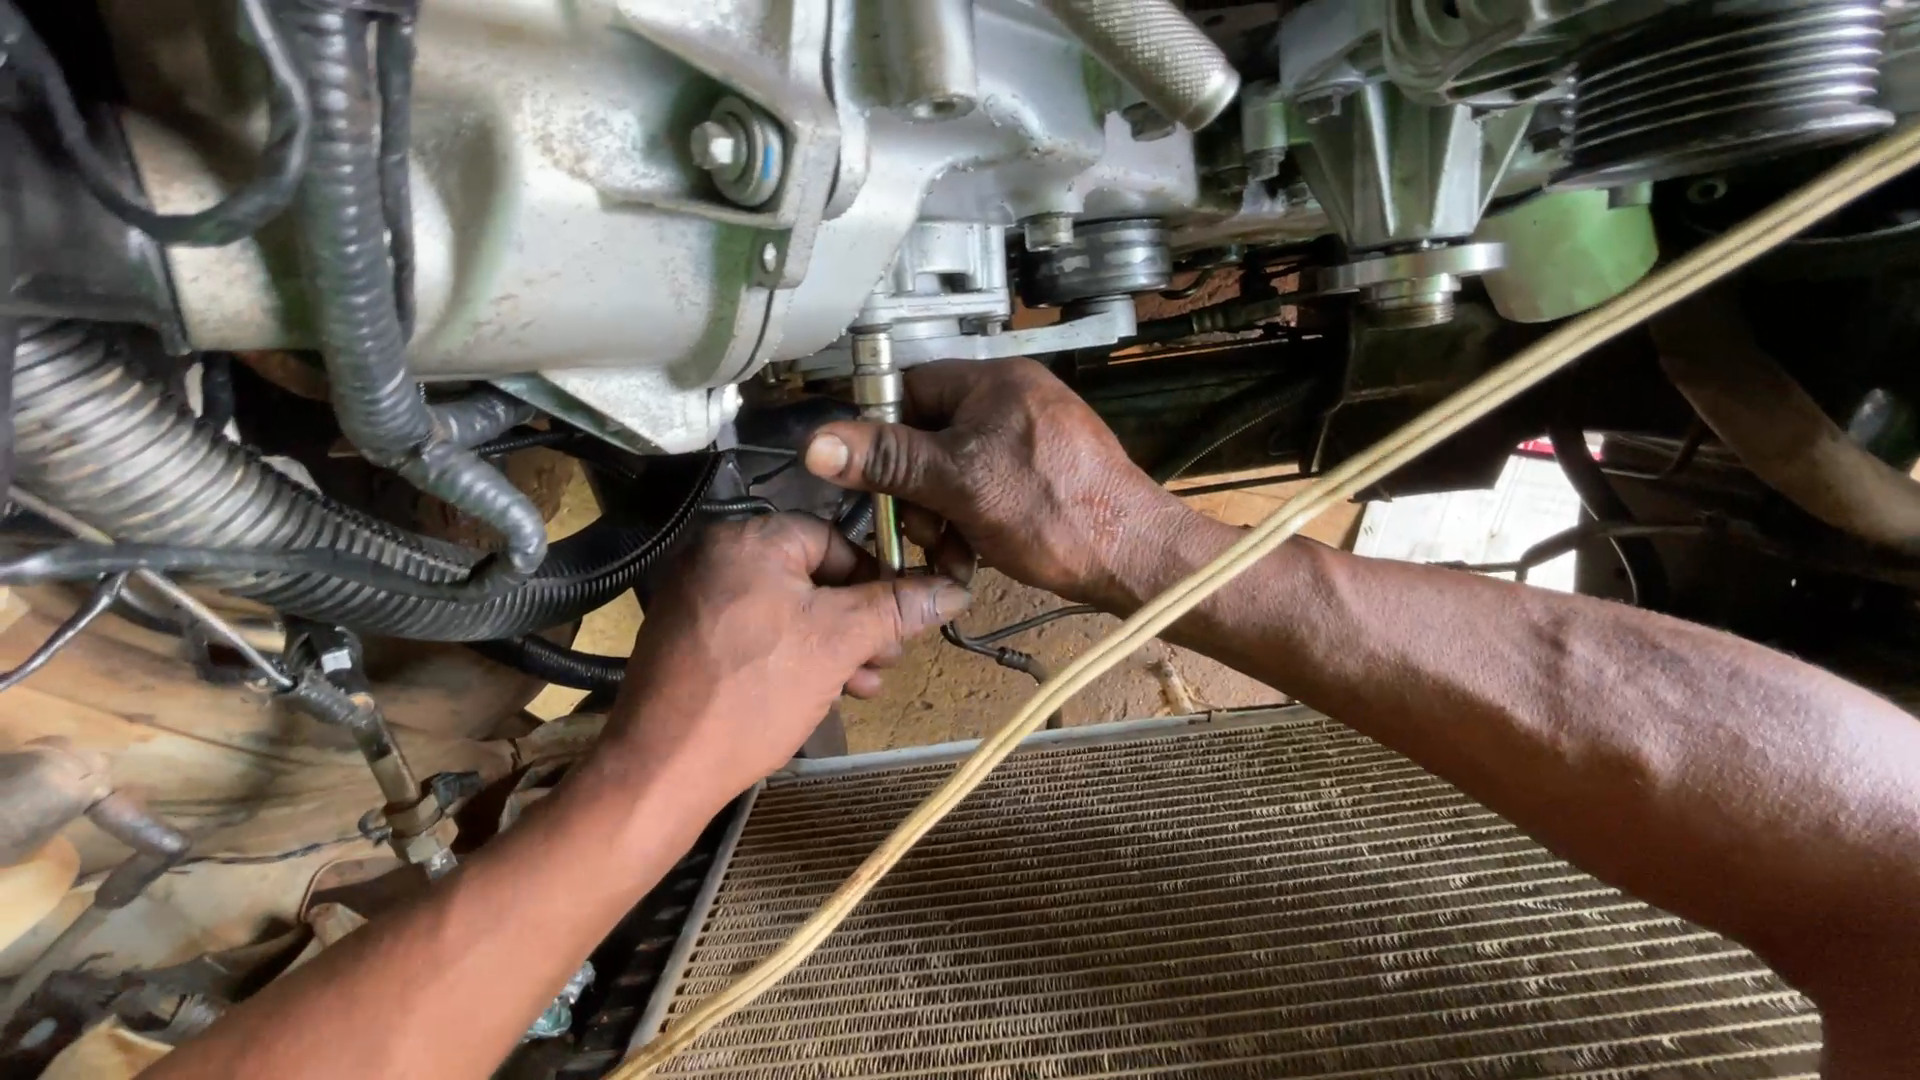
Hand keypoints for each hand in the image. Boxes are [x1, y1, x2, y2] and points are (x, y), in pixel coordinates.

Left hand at [601, 514, 970, 811]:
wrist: (662, 770)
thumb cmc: (756, 692)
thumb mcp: (839, 643)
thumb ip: (898, 608)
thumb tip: (956, 589)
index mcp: (747, 539)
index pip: (835, 540)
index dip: (877, 580)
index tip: (903, 620)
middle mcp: (716, 557)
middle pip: (813, 578)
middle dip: (860, 621)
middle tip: (889, 659)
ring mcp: (699, 600)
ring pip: (790, 611)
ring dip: (835, 645)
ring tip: (865, 684)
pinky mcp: (691, 639)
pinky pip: (759, 633)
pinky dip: (796, 656)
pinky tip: (826, 692)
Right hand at [802, 358, 1190, 608]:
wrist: (1133, 557)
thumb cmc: (1047, 511)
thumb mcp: (957, 484)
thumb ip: (888, 460)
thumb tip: (816, 442)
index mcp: (995, 382)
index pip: (912, 388)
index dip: (885, 434)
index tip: (877, 483)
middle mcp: (1014, 399)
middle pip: (932, 434)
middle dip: (917, 489)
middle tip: (921, 531)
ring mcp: (1032, 437)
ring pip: (958, 468)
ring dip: (941, 514)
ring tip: (949, 554)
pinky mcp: (1045, 473)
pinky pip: (988, 486)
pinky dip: (971, 520)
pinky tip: (973, 555)